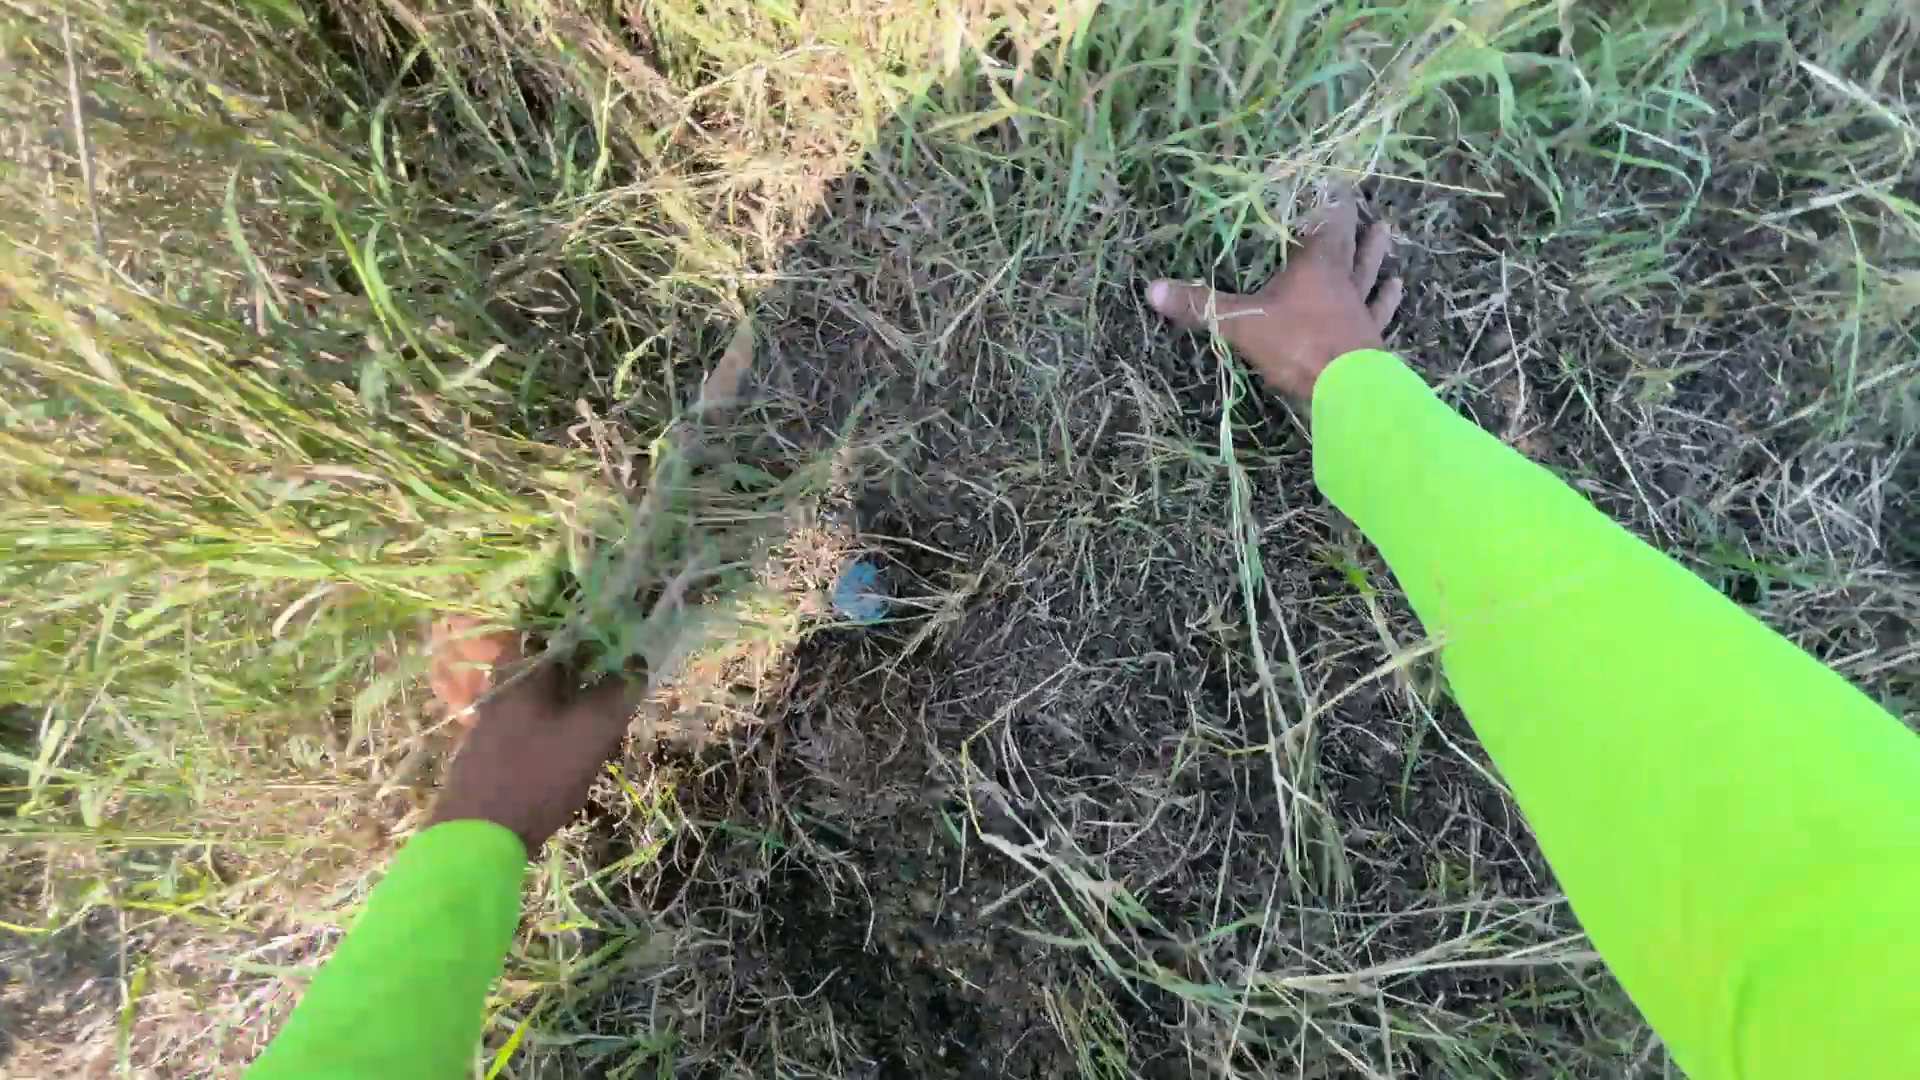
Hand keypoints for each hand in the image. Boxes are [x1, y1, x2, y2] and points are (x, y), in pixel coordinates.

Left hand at [424, 618, 636, 853]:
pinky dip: (554, 723)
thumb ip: (619, 692)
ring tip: (601, 715)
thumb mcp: (593, 731)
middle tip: (617, 680)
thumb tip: (637, 664)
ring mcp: (491, 722)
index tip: (622, 643)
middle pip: (551, 665)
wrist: (476, 839)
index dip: (594, 634)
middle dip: (586, 668)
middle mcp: (502, 691)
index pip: (561, 636)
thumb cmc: (539, 774)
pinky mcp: (488, 751)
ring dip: (571, 698)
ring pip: (541, 696)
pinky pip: (529, 722)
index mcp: (525, 676)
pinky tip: (571, 745)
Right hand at [1147, 186, 1403, 399]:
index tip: (1331, 178)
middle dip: (1350, 223)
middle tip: (1357, 204)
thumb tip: (1152, 289)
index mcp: (1315, 264)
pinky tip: (1397, 286)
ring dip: (1376, 252)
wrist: (1349, 388)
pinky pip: (1380, 310)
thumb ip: (1201, 306)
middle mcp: (1342, 278)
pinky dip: (1387, 298)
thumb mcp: (1241, 323)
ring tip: (1385, 231)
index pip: (1325, 220)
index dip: (1327, 199)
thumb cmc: (1297, 344)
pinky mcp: (1370, 335)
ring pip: (1369, 271)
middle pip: (1349, 243)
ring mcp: (1359, 307)